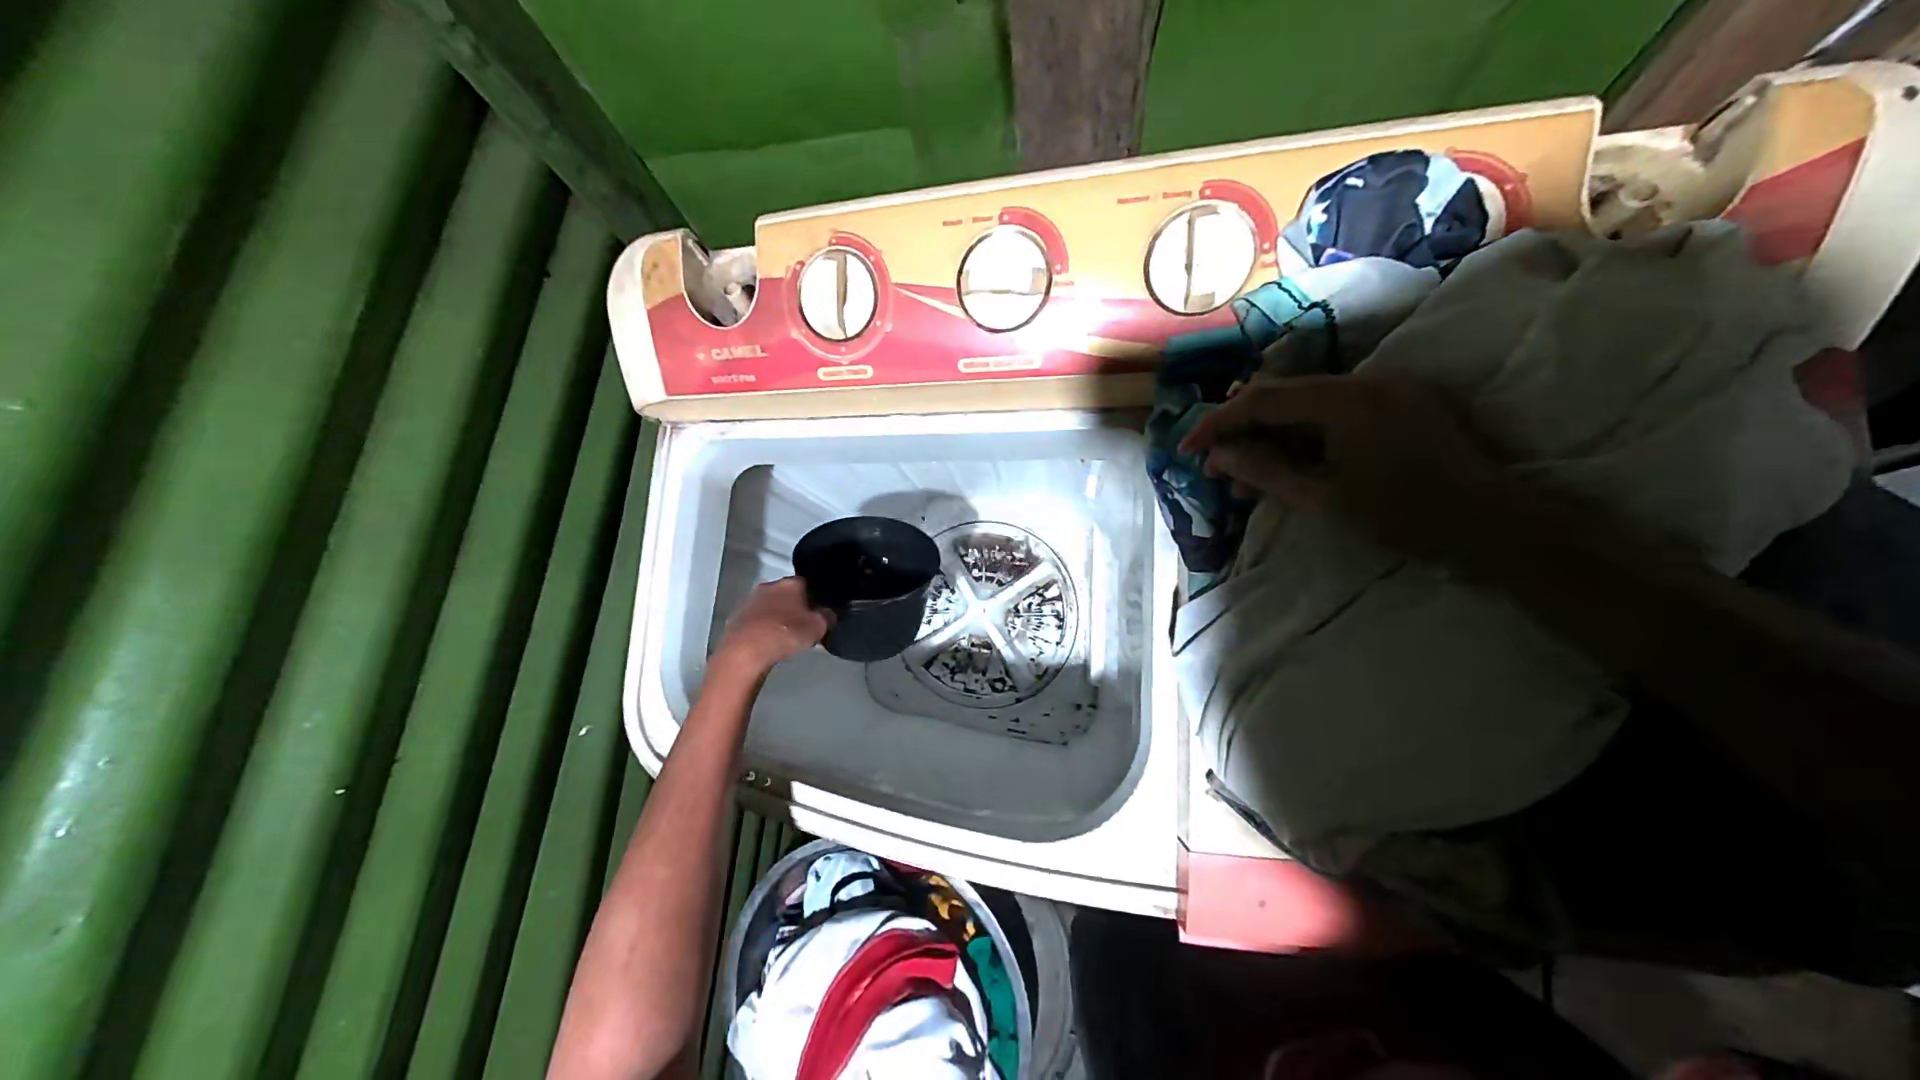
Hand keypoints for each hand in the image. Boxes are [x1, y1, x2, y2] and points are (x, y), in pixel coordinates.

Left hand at [715, 577, 832, 673]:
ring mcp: (750, 600)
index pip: (808, 583)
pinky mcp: (737, 616)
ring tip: (785, 635)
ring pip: (770, 605)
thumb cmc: (786, 633)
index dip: (815, 596)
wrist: (745, 650)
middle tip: (803, 624)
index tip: (819, 611)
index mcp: (791, 583)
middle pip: (787, 593)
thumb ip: (828, 617)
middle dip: (795, 606)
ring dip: (777, 616)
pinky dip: (762, 627)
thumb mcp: (818, 628)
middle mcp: (770, 585)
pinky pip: (756, 619)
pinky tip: (767, 642)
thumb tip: (829, 613)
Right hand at [1180, 374, 1502, 557]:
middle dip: (1244, 432)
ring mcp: (1387, 390)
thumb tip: (1219, 456)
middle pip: (1284, 398)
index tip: (1188, 450)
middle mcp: (1364, 382)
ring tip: (1248, 477)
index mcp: (1344, 400)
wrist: (1494, 526)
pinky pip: (1336, 413)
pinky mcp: (1401, 405)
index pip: (1262, 400)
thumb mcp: (1324, 499)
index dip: (1218, 423)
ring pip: (1308, 406)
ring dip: (1273, 437)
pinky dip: (1305, 437)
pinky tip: (1291, 465)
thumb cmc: (1405, 516)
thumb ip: (1265, 471)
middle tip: (1216, 469)